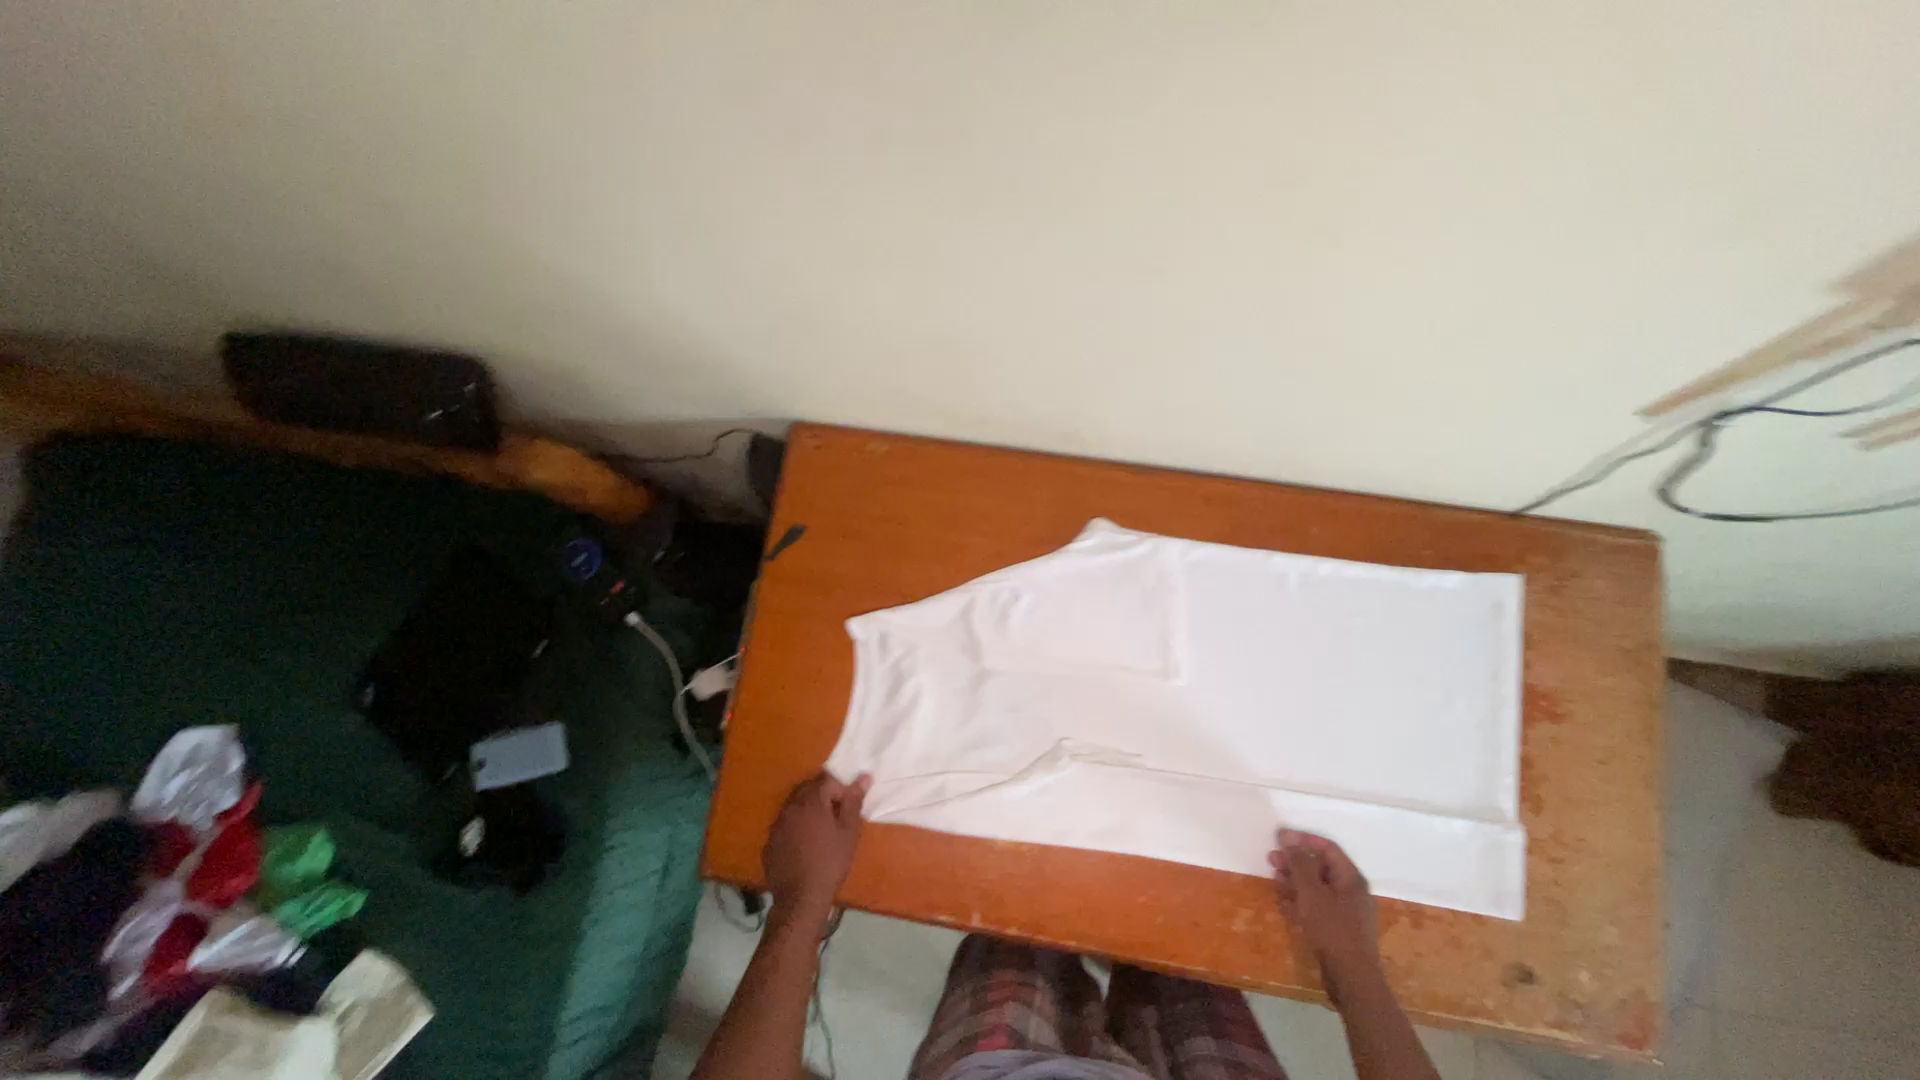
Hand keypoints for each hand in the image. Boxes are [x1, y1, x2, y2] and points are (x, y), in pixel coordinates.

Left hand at [762, 771, 871, 929]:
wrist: (801, 898)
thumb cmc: (831, 862)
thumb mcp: (849, 832)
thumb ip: (854, 801)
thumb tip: (863, 776)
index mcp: (811, 801)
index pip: (827, 779)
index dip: (840, 789)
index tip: (848, 807)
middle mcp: (790, 807)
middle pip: (808, 789)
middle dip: (823, 796)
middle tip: (836, 816)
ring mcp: (776, 824)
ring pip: (794, 806)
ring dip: (808, 811)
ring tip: (820, 831)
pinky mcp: (769, 842)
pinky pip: (785, 825)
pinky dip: (795, 827)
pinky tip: (804, 846)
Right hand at [1268, 829, 1380, 982]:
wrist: (1351, 977)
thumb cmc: (1332, 929)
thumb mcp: (1312, 891)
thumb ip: (1300, 862)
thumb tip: (1288, 835)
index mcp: (1351, 878)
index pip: (1327, 847)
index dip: (1303, 839)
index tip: (1279, 838)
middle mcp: (1351, 891)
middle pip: (1321, 867)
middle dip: (1295, 861)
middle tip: (1271, 859)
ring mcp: (1346, 912)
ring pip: (1317, 888)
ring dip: (1295, 881)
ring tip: (1273, 879)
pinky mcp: (1337, 929)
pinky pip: (1316, 907)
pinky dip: (1300, 901)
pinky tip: (1283, 903)